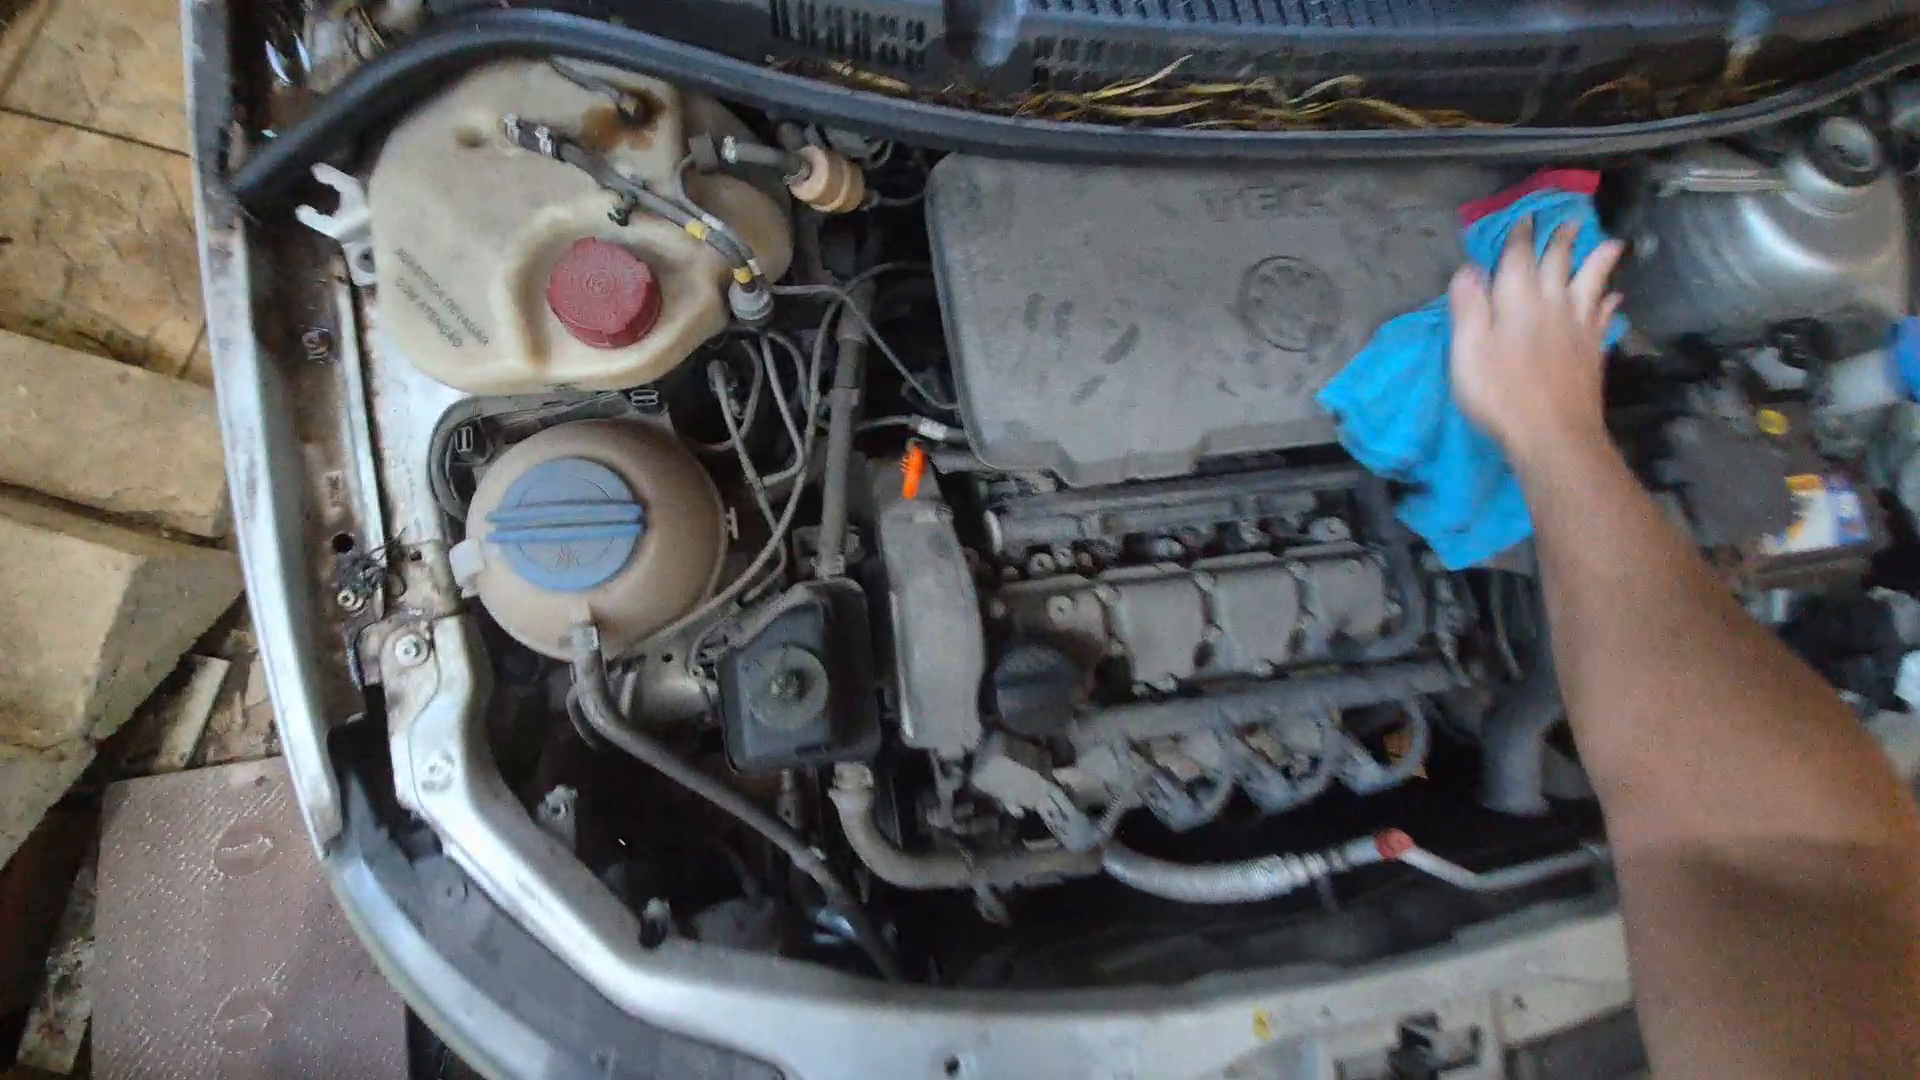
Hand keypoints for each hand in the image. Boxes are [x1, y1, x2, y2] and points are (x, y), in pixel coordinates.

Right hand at [1448, 218, 1624, 462]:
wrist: (1551, 431)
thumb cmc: (1498, 392)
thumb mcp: (1467, 351)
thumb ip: (1469, 308)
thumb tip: (1468, 270)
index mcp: (1517, 303)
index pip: (1518, 260)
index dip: (1519, 238)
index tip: (1523, 218)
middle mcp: (1553, 305)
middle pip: (1559, 264)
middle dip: (1560, 240)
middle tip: (1567, 221)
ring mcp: (1578, 326)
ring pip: (1591, 282)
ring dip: (1598, 261)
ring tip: (1609, 245)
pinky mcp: (1593, 348)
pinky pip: (1604, 315)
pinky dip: (1608, 301)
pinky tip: (1613, 298)